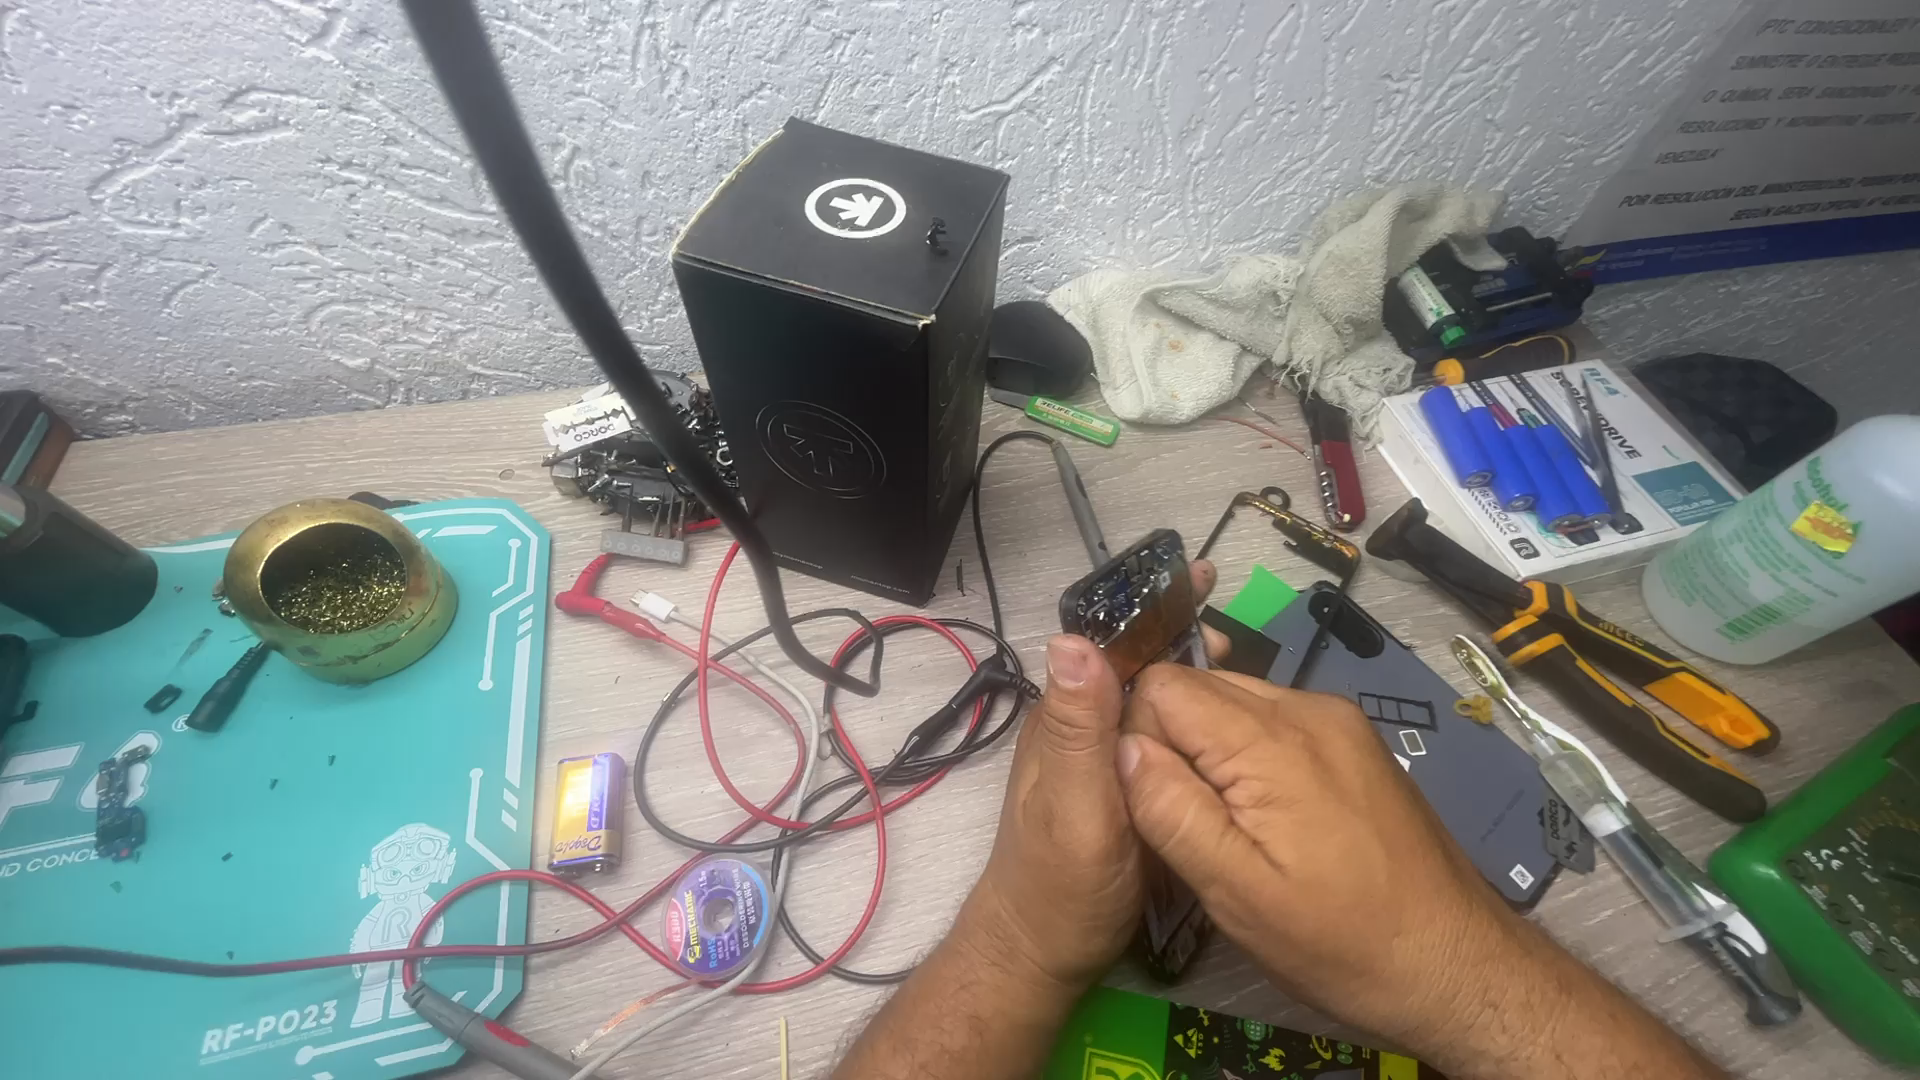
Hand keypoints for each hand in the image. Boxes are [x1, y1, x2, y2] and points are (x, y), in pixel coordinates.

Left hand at [958, 561, 1217, 989]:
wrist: (1044, 949)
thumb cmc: (1060, 884)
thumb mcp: (1074, 807)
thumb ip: (1076, 730)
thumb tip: (1072, 638)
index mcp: (1064, 719)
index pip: (1107, 645)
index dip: (1149, 612)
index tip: (1194, 581)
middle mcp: (1077, 726)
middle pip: (1129, 666)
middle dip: (1175, 637)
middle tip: (1231, 633)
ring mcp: (1096, 757)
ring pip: (1143, 699)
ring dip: (1183, 674)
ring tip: (1234, 663)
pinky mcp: (1116, 785)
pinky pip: (1151, 735)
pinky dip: (1183, 717)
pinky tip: (1214, 724)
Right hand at [1114, 665, 1537, 1057]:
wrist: (1461, 966)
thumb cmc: (1341, 940)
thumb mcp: (1237, 893)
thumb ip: (1171, 810)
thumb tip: (1123, 746)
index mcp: (1270, 739)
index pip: (1162, 685)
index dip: (1139, 734)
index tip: (1155, 797)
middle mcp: (1303, 705)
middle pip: (1195, 684)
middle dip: (1171, 737)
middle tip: (1188, 812)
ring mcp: (1332, 716)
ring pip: (1228, 695)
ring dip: (1207, 743)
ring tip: (1226, 814)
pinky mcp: (1349, 734)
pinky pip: (1267, 714)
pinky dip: (1244, 746)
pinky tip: (1264, 805)